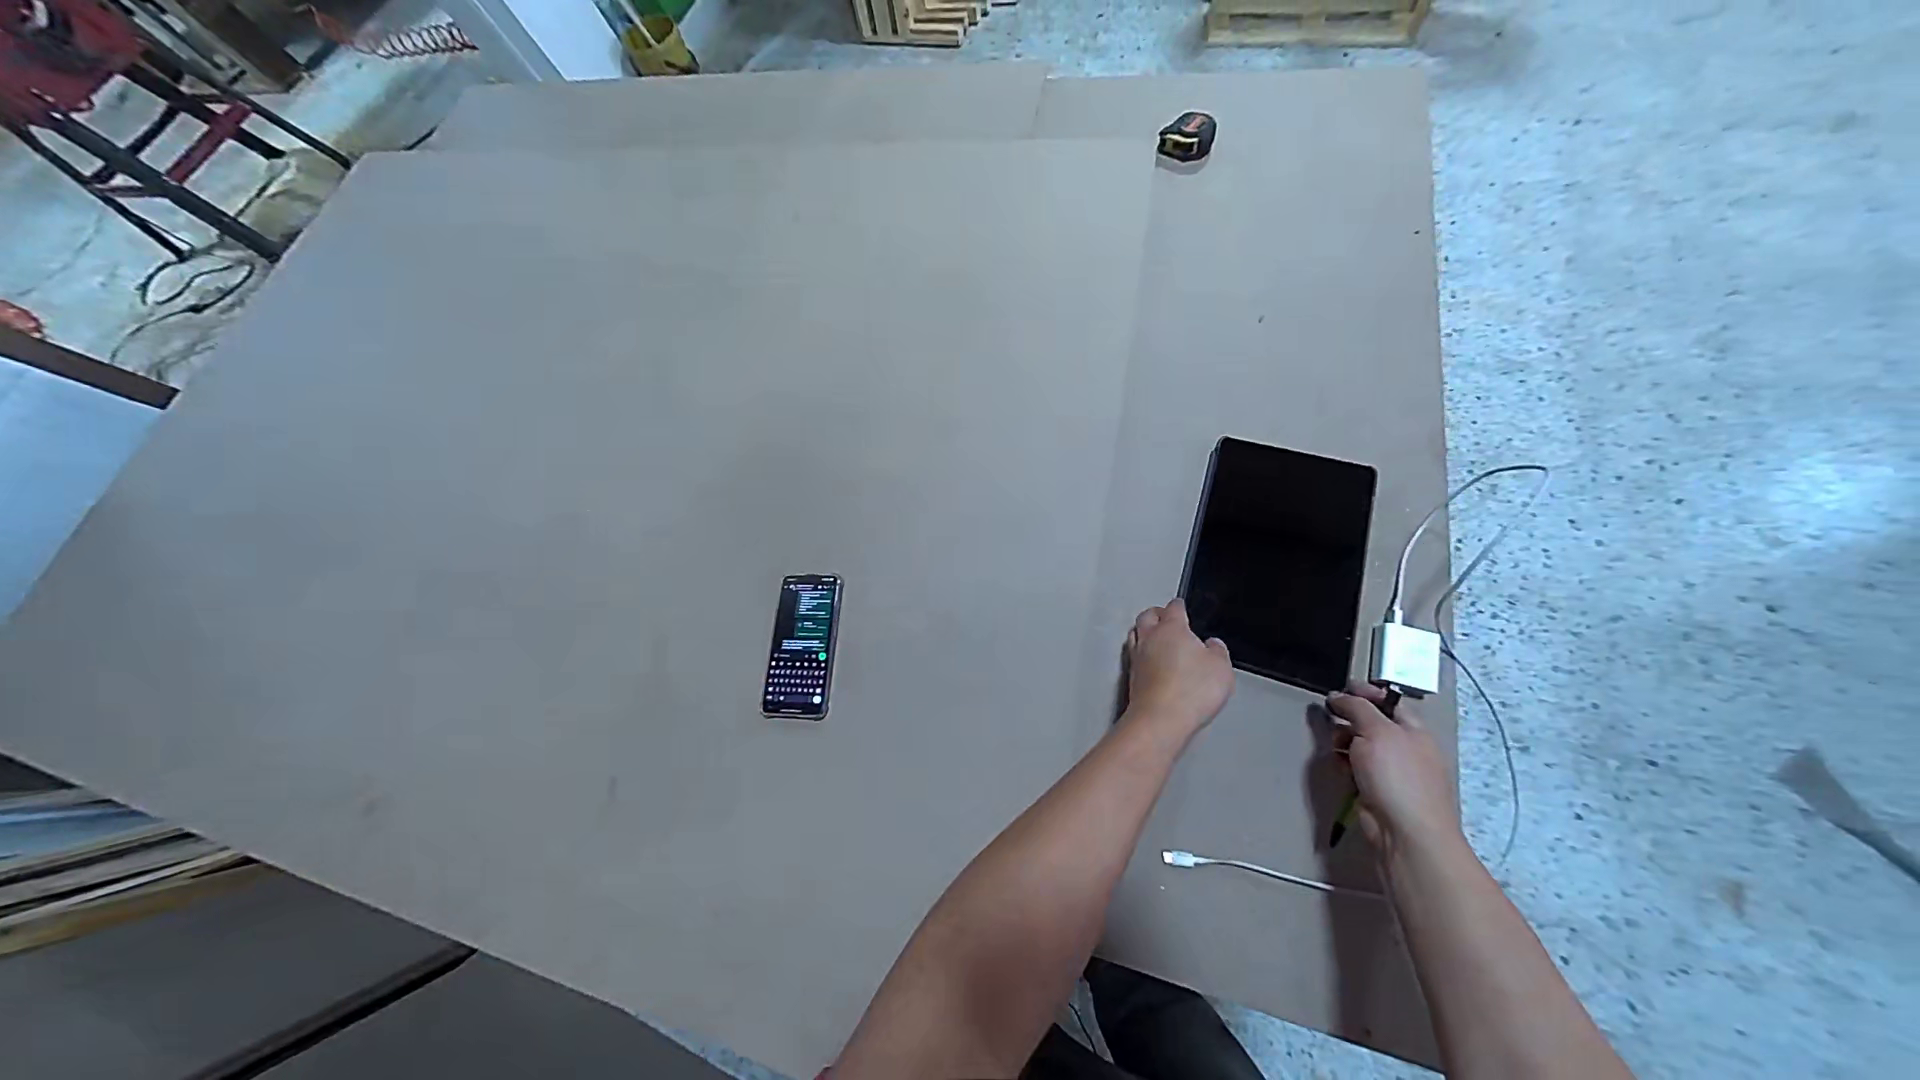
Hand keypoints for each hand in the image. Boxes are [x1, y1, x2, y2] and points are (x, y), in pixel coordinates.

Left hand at [1124, 599, 1233, 734]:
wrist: (1161, 719)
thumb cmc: (1190, 690)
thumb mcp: (1220, 668)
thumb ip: (1218, 651)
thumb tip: (1213, 645)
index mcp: (1171, 629)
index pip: (1173, 608)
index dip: (1179, 605)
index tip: (1180, 604)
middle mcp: (1150, 639)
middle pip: (1147, 616)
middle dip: (1156, 613)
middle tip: (1164, 615)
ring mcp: (1137, 658)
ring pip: (1136, 634)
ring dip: (1144, 631)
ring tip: (1154, 635)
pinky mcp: (1132, 677)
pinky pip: (1134, 656)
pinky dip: (1141, 653)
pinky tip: (1149, 660)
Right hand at [1327, 682, 1462, 864]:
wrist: (1406, 832)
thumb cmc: (1398, 778)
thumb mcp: (1377, 731)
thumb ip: (1357, 708)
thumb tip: (1340, 697)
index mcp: (1415, 731)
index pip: (1390, 701)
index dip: (1367, 692)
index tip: (1343, 688)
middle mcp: (1406, 749)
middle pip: (1372, 723)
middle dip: (1349, 719)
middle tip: (1332, 717)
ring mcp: (1393, 772)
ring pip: (1361, 746)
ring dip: (1344, 742)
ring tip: (1336, 747)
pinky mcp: (1378, 790)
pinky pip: (1357, 768)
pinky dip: (1346, 764)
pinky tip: (1340, 768)